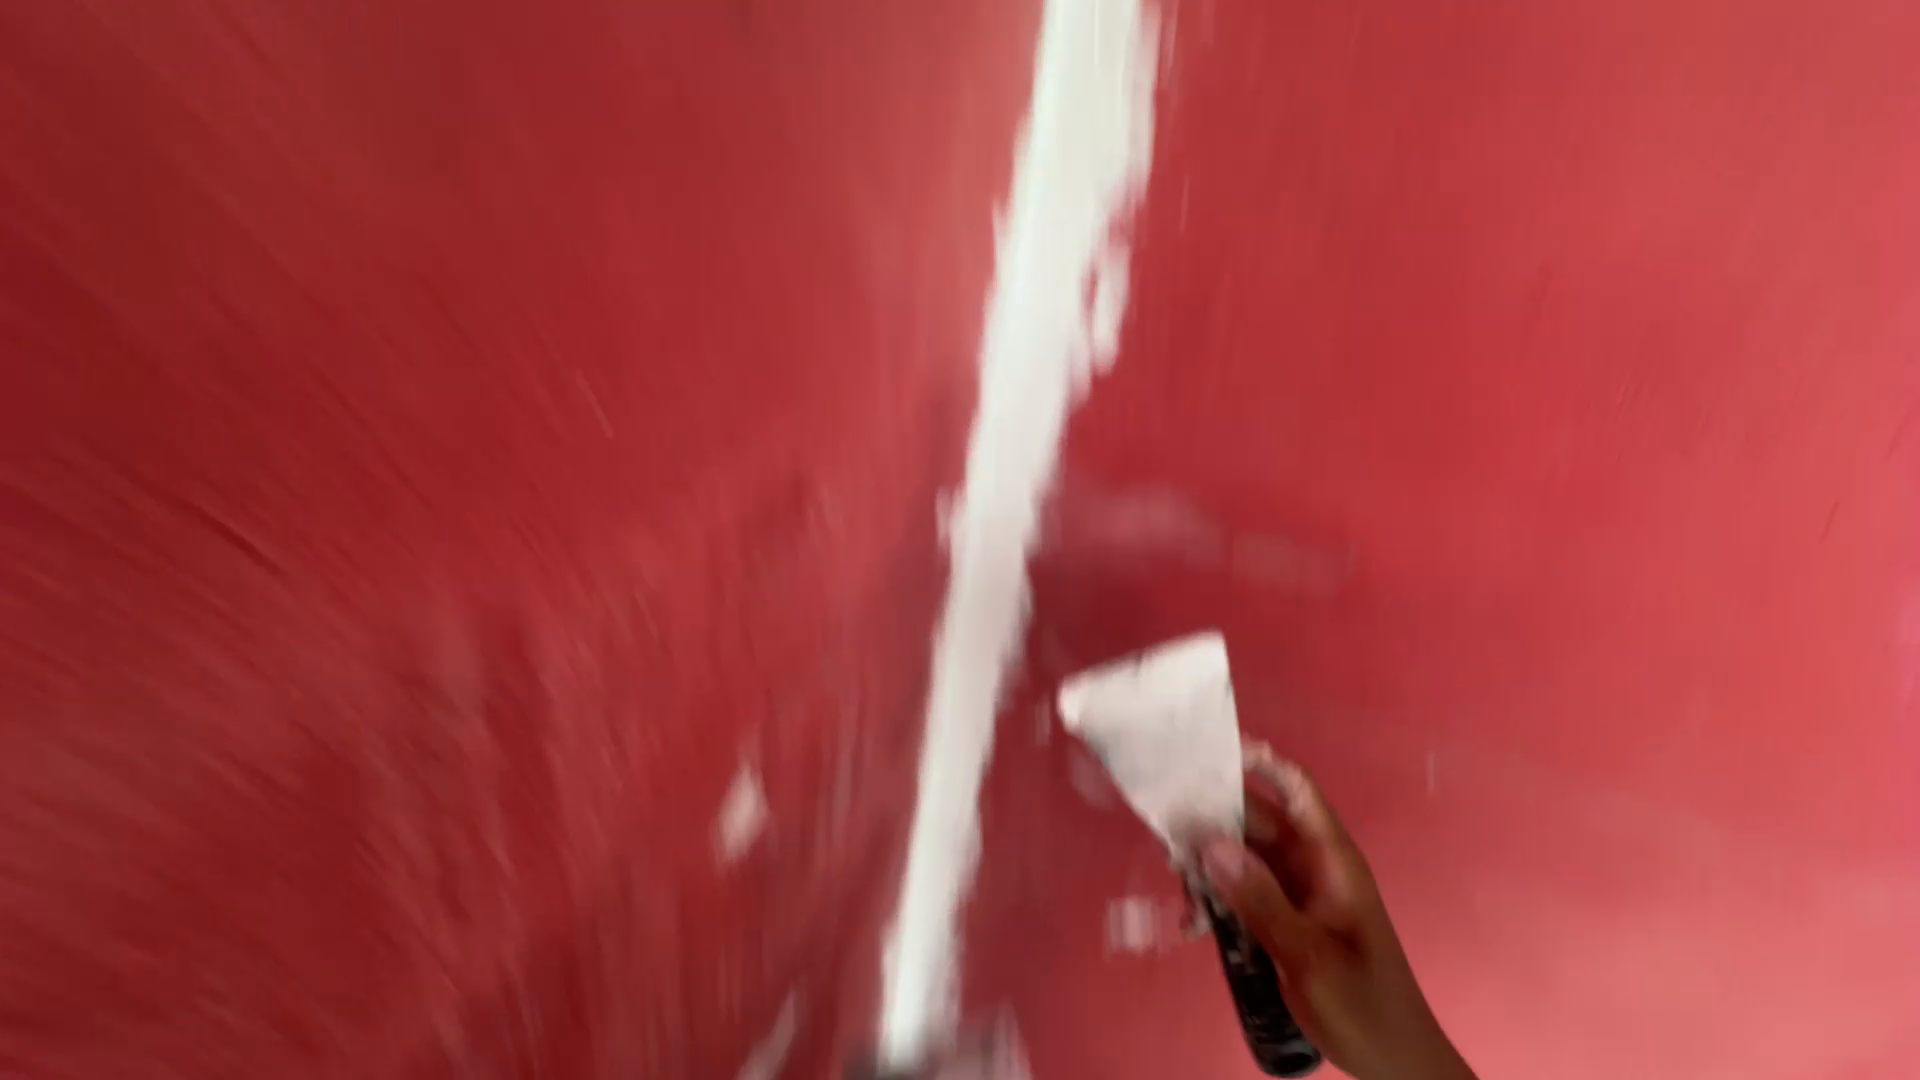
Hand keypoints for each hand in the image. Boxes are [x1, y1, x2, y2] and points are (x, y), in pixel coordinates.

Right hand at [1195, 746, 1474, 1079]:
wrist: (1394, 1065)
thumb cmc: (1364, 1004)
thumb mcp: (1309, 955)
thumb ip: (1259, 898)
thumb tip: (1209, 841)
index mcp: (1329, 857)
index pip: (1295, 788)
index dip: (1259, 761)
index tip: (1210, 750)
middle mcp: (1307, 863)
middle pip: (1253, 820)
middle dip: (1211, 820)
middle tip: (1166, 828)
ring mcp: (1292, 890)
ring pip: (1238, 855)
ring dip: (1205, 865)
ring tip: (1178, 885)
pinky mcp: (1278, 916)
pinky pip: (1237, 891)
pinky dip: (1212, 900)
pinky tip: (1191, 924)